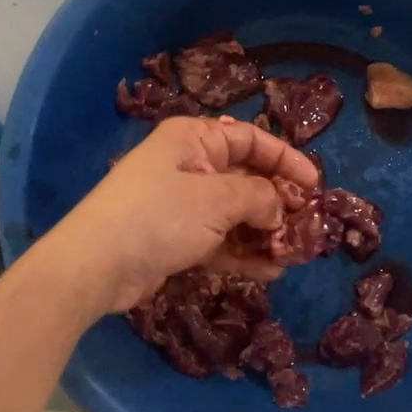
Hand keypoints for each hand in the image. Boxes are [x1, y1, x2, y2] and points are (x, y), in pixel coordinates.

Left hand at [36, 116, 320, 314]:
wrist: (96, 266)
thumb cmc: (159, 216)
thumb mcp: (217, 199)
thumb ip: (259, 198)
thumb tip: (279, 208)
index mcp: (194, 140)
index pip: (251, 140)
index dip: (285, 159)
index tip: (314, 185)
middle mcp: (189, 165)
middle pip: (246, 178)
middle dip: (278, 202)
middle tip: (308, 225)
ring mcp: (182, 205)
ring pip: (235, 214)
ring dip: (264, 233)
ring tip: (294, 254)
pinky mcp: (176, 239)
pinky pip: (220, 241)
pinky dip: (243, 254)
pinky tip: (270, 271)